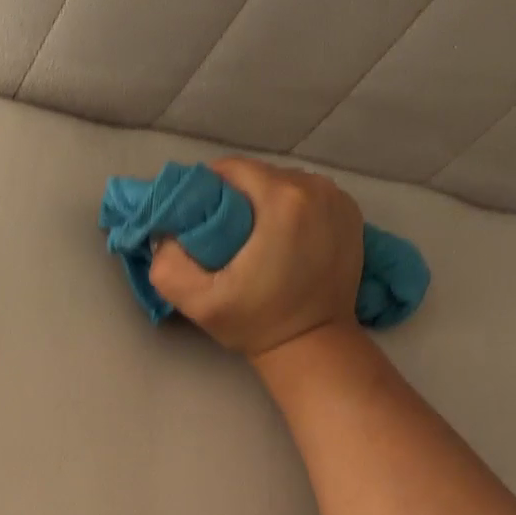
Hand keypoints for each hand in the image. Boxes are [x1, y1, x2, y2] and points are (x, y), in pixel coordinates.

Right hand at [149, 157, 365, 360]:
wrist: (313, 345)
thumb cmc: (254, 323)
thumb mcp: (198, 302)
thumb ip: (169, 265)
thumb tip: (166, 235)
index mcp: (280, 199)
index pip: (229, 169)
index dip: (205, 190)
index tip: (195, 222)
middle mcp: (314, 187)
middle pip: (258, 174)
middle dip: (233, 199)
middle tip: (219, 237)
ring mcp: (337, 198)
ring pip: (282, 183)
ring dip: (261, 204)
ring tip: (249, 241)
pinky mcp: (350, 212)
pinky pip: (307, 197)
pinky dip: (288, 211)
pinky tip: (280, 242)